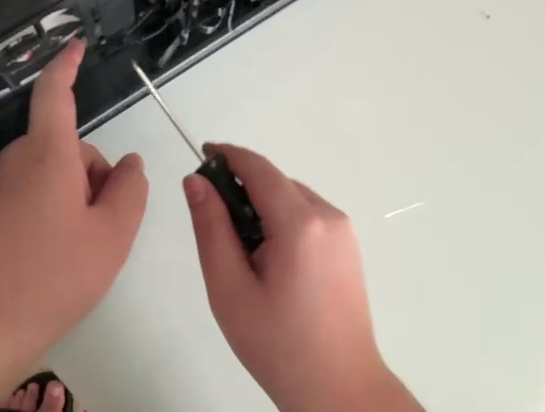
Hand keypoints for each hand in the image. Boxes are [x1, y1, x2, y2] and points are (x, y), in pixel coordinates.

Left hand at [0, 40, 148, 354]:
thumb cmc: (52, 275)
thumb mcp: (111, 236)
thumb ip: (129, 190)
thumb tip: (128, 165)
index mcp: (48, 154)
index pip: (56, 93)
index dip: (68, 65)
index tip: (77, 45)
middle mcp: (18, 159)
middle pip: (67, 146)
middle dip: (92, 174)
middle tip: (101, 226)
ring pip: (51, 171)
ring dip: (72, 195)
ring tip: (76, 249)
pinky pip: (31, 192)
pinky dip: (50, 210)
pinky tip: (50, 257)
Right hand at [185, 144, 415, 411]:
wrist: (340, 391)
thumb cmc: (278, 344)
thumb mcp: (229, 289)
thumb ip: (211, 227)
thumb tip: (195, 180)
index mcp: (300, 222)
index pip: (258, 167)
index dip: (227, 155)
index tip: (200, 155)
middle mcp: (328, 215)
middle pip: (275, 182)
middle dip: (242, 190)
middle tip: (215, 227)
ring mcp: (344, 231)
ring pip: (291, 198)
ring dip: (263, 207)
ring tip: (243, 256)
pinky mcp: (349, 247)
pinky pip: (308, 216)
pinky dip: (283, 222)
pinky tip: (271, 263)